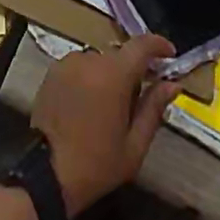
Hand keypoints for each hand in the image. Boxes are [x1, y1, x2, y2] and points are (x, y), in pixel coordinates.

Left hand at [30, 34, 179, 217]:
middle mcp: (89, 60)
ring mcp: (67, 64)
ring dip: (109, 74)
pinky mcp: (52, 72)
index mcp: (113, 75)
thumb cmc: (96, 164)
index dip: (158, 45)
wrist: (46, 175)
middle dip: (133, 69)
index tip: (169, 54)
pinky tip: (89, 104)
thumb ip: (154, 109)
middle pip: (119, 54)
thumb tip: (173, 84)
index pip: (141, 46)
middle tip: (140, 96)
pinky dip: (90, 77)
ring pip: (99, 60)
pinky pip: (80, 66)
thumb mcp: (134, 145)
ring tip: (111, 105)